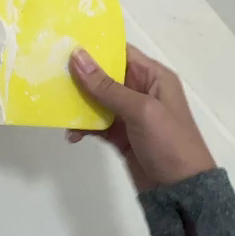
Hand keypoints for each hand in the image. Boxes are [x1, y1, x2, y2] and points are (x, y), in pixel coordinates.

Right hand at [66, 43, 216, 191]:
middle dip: (79, 73)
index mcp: (153, 76)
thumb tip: (76, 55)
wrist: (183, 195)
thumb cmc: (170, 143)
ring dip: (78, 102)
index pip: (120, 52)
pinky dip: (83, 126)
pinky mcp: (120, 134)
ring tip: (56, 103)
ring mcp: (129, 113)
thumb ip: (106, 85)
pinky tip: (71, 134)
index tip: (65, 40)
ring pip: (96, 98)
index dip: (95, 46)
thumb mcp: (140, 110)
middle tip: (51, 70)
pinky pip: (95, 122)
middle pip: (104, 74)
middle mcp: (140, 90)